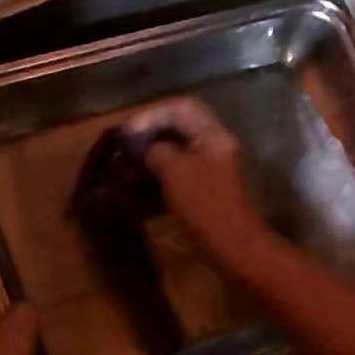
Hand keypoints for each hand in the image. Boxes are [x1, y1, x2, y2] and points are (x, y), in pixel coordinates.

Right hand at [125, 97, 272, 270]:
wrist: (230, 246)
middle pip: (176, 130)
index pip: (180, 108)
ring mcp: (208, 170)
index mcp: (212, 136)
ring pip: (173, 154)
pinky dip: (155, 179)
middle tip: (124, 149)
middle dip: (147, 137)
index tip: (127, 132)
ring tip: (126, 170)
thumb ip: (155, 151)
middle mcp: (212, 147)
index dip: (150, 115)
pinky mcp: (201, 192)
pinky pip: (174, 176)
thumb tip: (140, 146)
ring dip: (148, 159)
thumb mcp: (174, 171)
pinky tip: (137, 191)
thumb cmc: (203, 205)